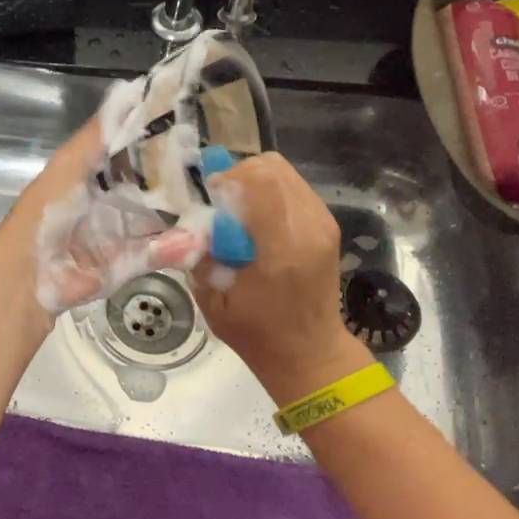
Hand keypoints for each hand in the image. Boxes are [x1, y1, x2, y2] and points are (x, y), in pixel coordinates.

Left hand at [0, 120, 204, 319]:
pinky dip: (181, 245)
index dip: (161, 138)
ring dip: (189, 213)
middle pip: (154, 184)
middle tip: (224, 164)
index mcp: (93, 172)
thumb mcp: (68, 167)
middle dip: (184, 177)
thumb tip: (130, 91)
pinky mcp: (128, 261)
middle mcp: (110, 198)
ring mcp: (121, 231)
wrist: (30, 276)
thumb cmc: (46, 213)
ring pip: (163, 217)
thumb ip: (98, 135)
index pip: (133, 150)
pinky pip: (160, 250)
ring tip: (223, 200)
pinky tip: (204, 235)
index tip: (197, 122)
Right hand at [190, 153, 371, 404]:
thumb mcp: (213, 299)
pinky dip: (269, 192)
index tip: (209, 199)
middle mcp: (308, 228)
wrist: (310, 352)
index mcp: (281, 250)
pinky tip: (257, 220)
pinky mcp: (326, 224)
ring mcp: (323, 223)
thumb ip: (200, 255)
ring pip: (282, 171)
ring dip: (253, 182)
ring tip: (238, 212)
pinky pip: (293, 186)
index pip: (260, 182)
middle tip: (221, 204)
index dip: (227, 178)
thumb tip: (191, 220)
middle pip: (271, 167)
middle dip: (238, 176)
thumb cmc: (256, 332)